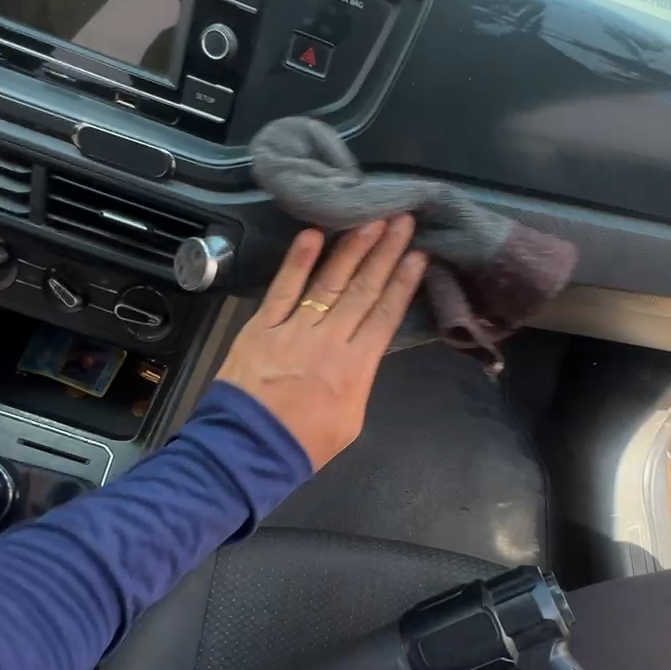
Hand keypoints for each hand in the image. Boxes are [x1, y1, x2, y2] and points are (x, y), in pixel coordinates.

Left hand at [217, 217, 425, 468]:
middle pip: (364, 289)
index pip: (386, 314)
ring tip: (372, 220)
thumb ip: (359, 380)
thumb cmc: (305, 444)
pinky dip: (297, 260)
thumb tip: (361, 352)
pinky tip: (313, 234)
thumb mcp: (350, 421)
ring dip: (353, 248)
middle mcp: (330, 340)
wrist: (251, 449)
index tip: (419, 255)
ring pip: (330, 281)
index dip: (404, 282)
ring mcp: (294, 329)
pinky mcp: (262, 326)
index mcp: (356, 366)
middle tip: (403, 221)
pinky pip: (283, 288)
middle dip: (386, 252)